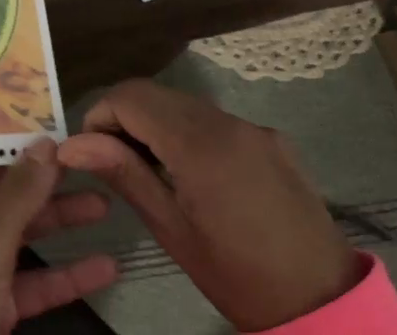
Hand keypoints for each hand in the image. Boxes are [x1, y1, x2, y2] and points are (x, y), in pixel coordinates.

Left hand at [0, 138, 118, 334]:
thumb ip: (19, 194)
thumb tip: (45, 143)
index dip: (14, 138)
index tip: (53, 123)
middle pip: (6, 191)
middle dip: (47, 180)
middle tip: (91, 162)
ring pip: (23, 233)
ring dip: (61, 222)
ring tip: (106, 204)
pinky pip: (32, 279)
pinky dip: (64, 275)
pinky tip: (106, 268)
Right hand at [58, 81, 360, 332]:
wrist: (325, 303)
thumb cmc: (238, 275)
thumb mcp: (171, 229)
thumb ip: (123, 174)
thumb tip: (71, 144)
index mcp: (200, 144)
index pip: (129, 96)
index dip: (100, 116)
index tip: (92, 153)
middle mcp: (228, 122)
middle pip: (155, 94)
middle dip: (124, 118)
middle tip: (115, 163)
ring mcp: (254, 127)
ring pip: (183, 104)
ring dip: (155, 124)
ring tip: (151, 172)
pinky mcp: (271, 139)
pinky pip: (214, 120)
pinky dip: (188, 133)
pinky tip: (192, 175)